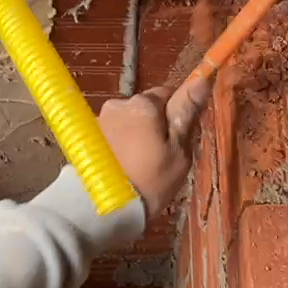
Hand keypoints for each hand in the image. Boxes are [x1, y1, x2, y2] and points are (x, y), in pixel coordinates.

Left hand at [97, 78, 211, 218]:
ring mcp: (98, 120)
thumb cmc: (151, 181)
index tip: (176, 142)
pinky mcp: (85, 138)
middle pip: (145, 108)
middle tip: (159, 158)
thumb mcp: (178, 151)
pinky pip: (111, 135)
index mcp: (143, 104)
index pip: (169, 94)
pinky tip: (121, 168)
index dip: (176, 117)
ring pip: (127, 121)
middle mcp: (118, 104)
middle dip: (153, 125)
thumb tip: (201, 78)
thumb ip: (187, 112)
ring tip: (137, 166)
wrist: (105, 209)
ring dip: (134, 135)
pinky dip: (118, 145)